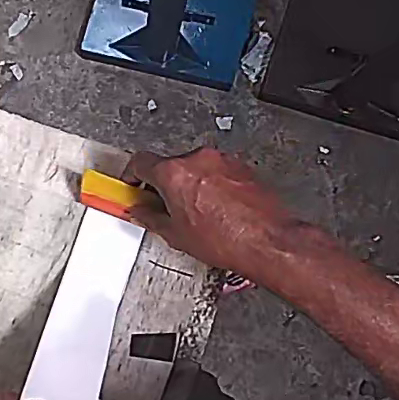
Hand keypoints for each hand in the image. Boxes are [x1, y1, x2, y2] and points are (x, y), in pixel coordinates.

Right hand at [124, 147, 326, 280]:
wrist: (266, 241)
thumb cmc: (227, 239)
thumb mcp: (177, 235)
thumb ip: (152, 218)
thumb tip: (143, 212)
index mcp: (174, 172)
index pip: (141, 162)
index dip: (132, 175)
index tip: (132, 185)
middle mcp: (197, 159)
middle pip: (169, 165)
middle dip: (164, 185)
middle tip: (163, 207)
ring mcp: (221, 160)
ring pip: (194, 168)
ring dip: (189, 185)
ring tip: (195, 214)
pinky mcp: (240, 166)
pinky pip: (216, 172)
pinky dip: (211, 186)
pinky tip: (215, 210)